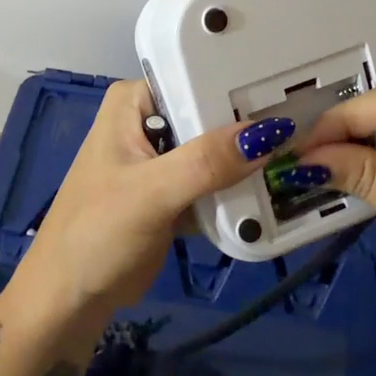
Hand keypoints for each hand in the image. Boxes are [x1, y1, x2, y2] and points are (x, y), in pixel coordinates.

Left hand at [16, 80, 293, 319]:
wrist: (71, 299)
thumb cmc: (96, 235)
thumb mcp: (151, 193)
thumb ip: (205, 162)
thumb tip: (270, 132)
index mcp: (133, 102)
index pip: (194, 76)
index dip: (238, 85)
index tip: (290, 93)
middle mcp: (148, 121)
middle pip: (211, 113)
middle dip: (250, 128)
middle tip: (305, 133)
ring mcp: (162, 159)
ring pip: (217, 150)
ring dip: (249, 162)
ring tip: (301, 160)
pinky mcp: (173, 193)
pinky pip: (215, 182)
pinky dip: (237, 191)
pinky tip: (275, 194)